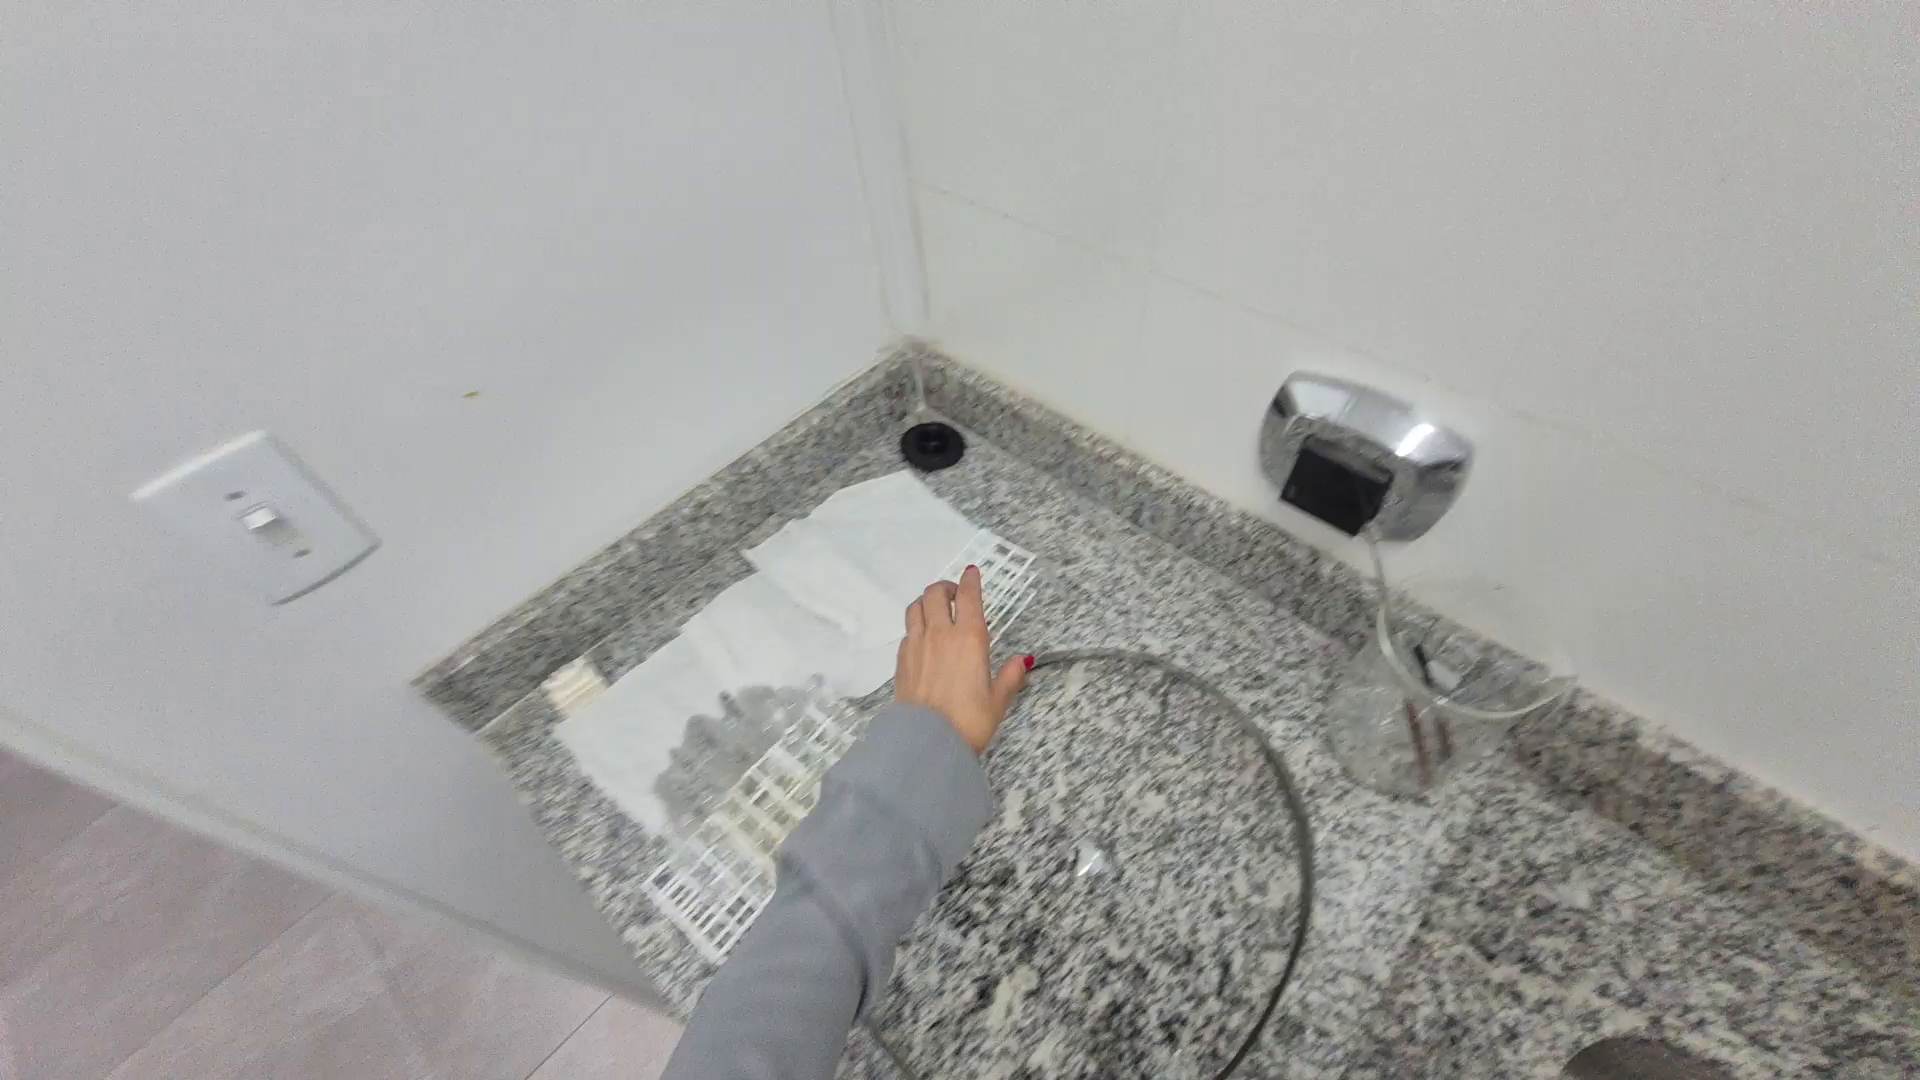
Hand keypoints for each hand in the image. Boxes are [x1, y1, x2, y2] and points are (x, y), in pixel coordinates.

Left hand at [894, 565, 1031, 754]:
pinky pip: (907, 630)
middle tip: (955, 594)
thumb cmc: (968, 721)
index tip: (972, 572)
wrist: (925, 742)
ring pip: (916, 607)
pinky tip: (923, 639)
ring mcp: (916, 644)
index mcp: (969, 639)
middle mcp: (941, 634)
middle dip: (946, 587)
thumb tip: (1023, 661)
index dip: (970, 580)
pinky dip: (916, 625)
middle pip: (936, 593)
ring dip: (926, 601)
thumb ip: (1010, 678)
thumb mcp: (997, 702)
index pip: (969, 597)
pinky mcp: (901, 659)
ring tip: (936, 610)